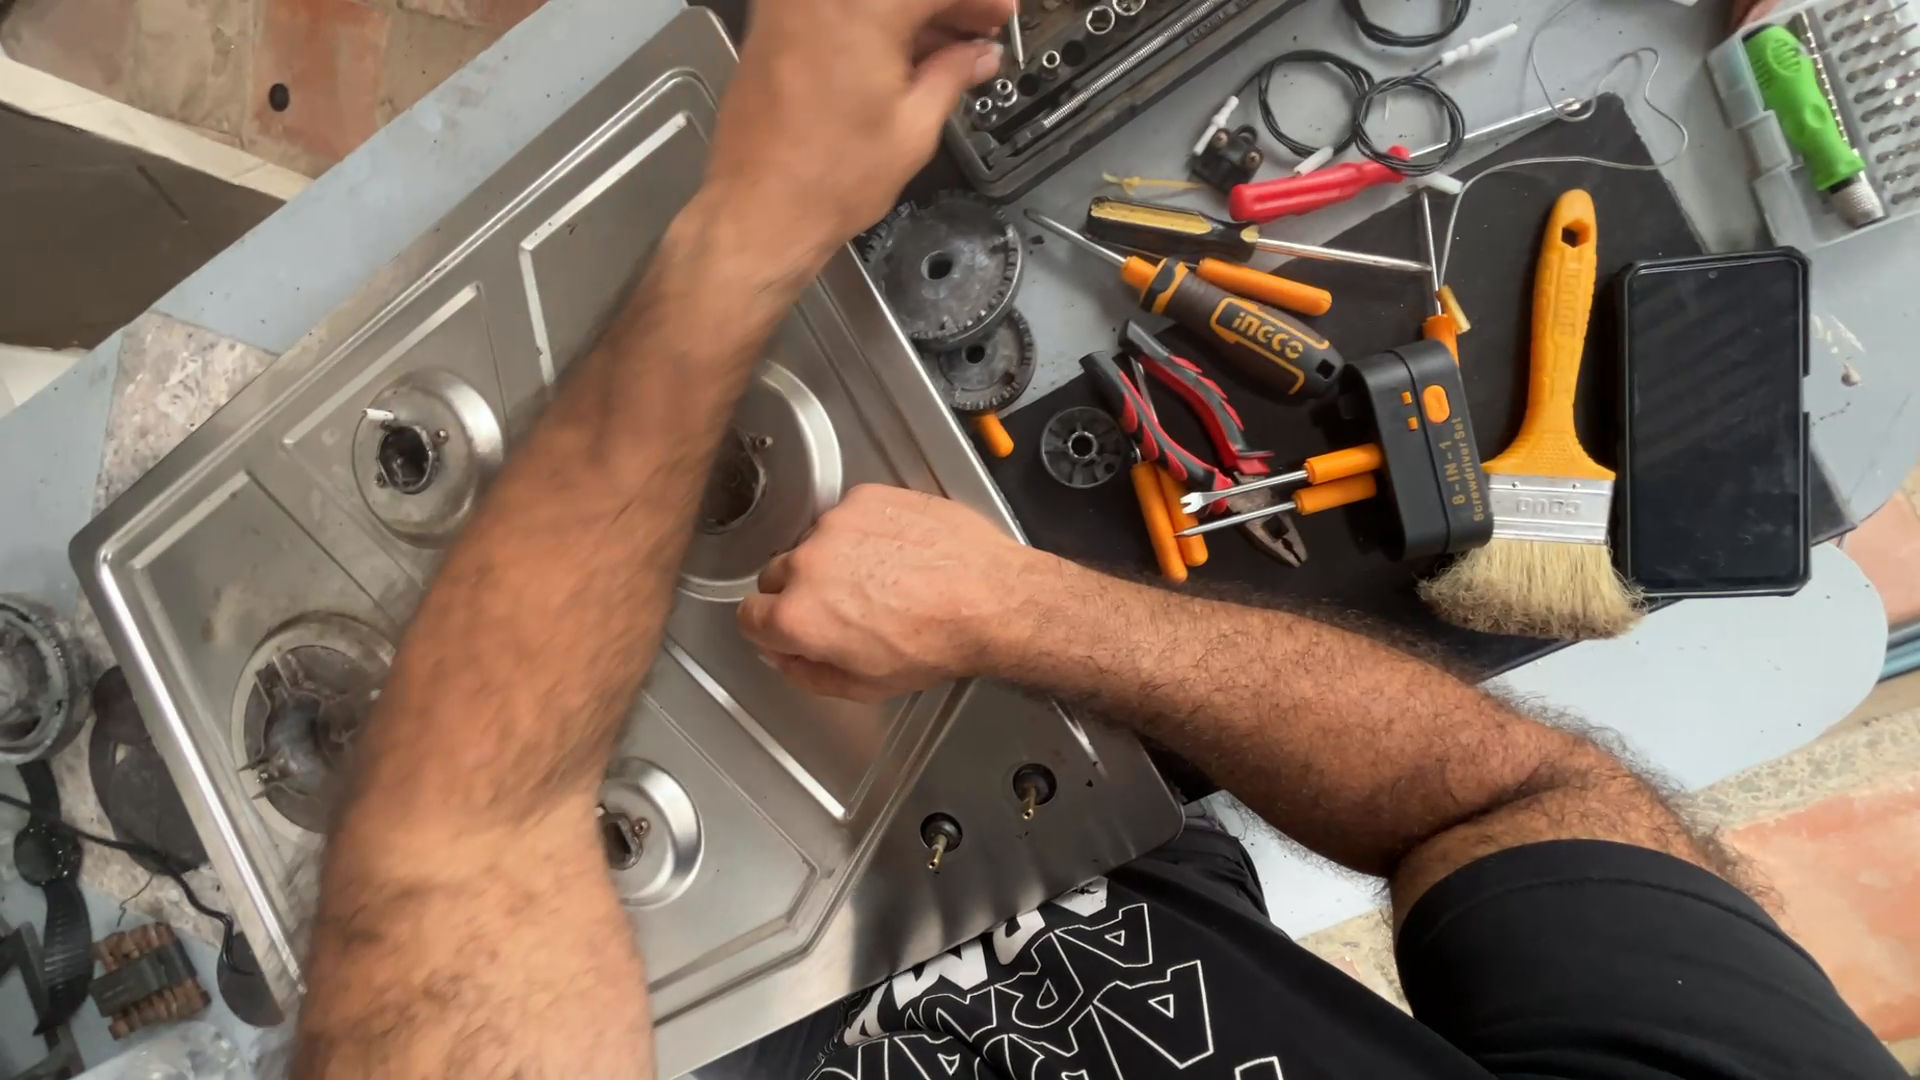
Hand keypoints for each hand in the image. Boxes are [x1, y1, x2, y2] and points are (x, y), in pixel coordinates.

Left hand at [699, 0, 1012, 275]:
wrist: (763, 210)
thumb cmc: (826, 182)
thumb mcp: (912, 130)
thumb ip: (951, 77)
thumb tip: (976, 57)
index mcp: (865, 6)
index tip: (1000, 14)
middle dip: (947, 4)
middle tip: (978, 33)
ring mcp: (792, 4)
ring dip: (911, 14)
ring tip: (946, 51)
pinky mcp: (774, 24)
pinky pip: (836, 6)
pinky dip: (873, 20)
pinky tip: (900, 54)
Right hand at [738, 484, 1045, 701]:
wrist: (990, 598)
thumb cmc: (936, 644)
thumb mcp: (865, 686)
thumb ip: (807, 674)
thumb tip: (784, 657)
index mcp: (797, 617)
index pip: (749, 616)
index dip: (772, 627)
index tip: (792, 627)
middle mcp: (807, 564)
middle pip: (776, 575)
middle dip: (800, 592)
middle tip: (844, 604)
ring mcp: (836, 524)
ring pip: (814, 543)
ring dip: (834, 558)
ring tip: (882, 576)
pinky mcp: (865, 498)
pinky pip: (847, 515)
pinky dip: (863, 531)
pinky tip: (897, 550)